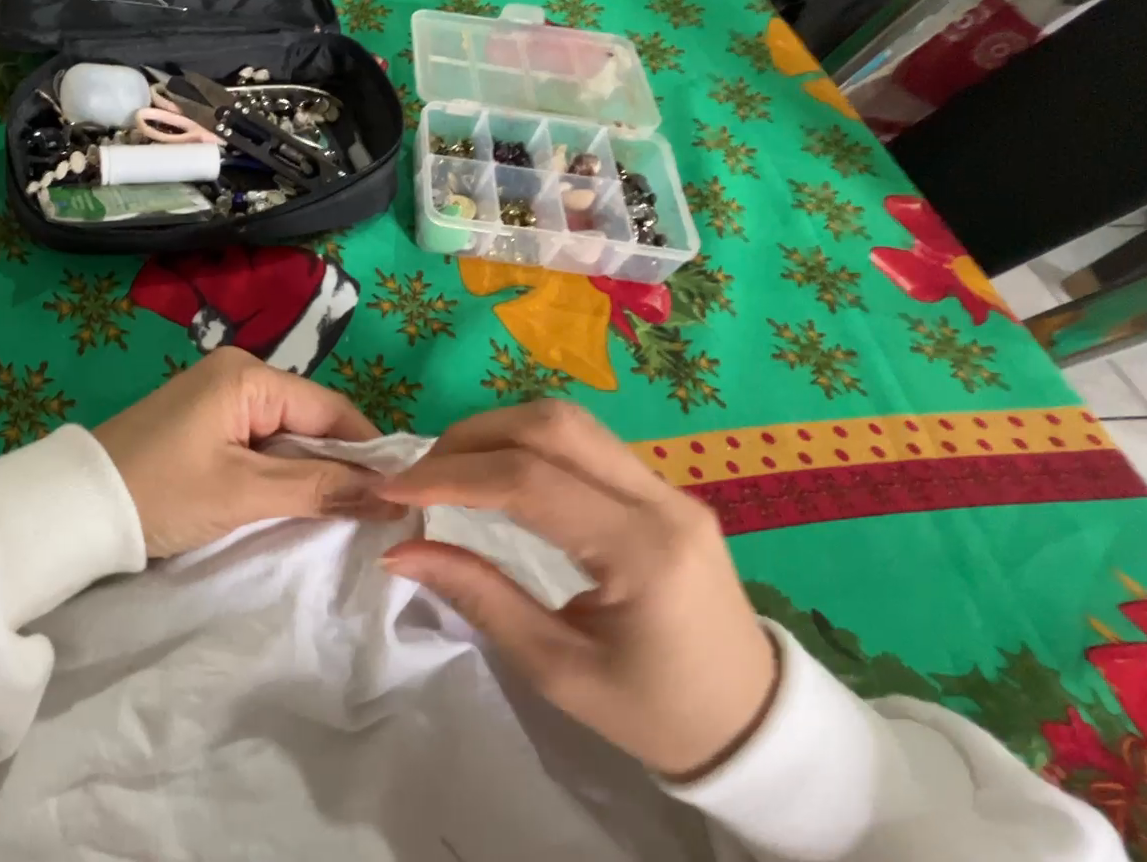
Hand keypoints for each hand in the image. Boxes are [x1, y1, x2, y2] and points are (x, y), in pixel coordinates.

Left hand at [93, 347, 390, 557]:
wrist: (79, 507)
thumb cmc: (161, 493)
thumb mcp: (243, 492)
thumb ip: (318, 488)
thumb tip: (390, 494)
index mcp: (247, 375)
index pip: (331, 408)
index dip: (369, 452)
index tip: (402, 495)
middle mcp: (236, 373)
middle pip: (311, 418)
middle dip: (340, 463)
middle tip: (374, 511)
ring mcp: (218, 396)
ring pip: (287, 433)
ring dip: (310, 470)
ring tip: (342, 510)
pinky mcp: (204, 422)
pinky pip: (260, 440)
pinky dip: (279, 469)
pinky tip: (295, 498)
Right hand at [377, 401, 777, 780]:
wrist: (752, 724)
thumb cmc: (654, 712)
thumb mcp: (556, 668)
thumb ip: (477, 595)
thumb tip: (399, 551)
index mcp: (642, 550)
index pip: (528, 482)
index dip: (449, 477)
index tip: (393, 490)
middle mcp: (661, 501)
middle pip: (551, 425)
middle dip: (470, 438)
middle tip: (419, 475)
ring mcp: (667, 488)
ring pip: (568, 422)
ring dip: (496, 432)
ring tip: (447, 470)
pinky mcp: (661, 491)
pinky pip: (583, 442)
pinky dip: (525, 444)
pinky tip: (493, 473)